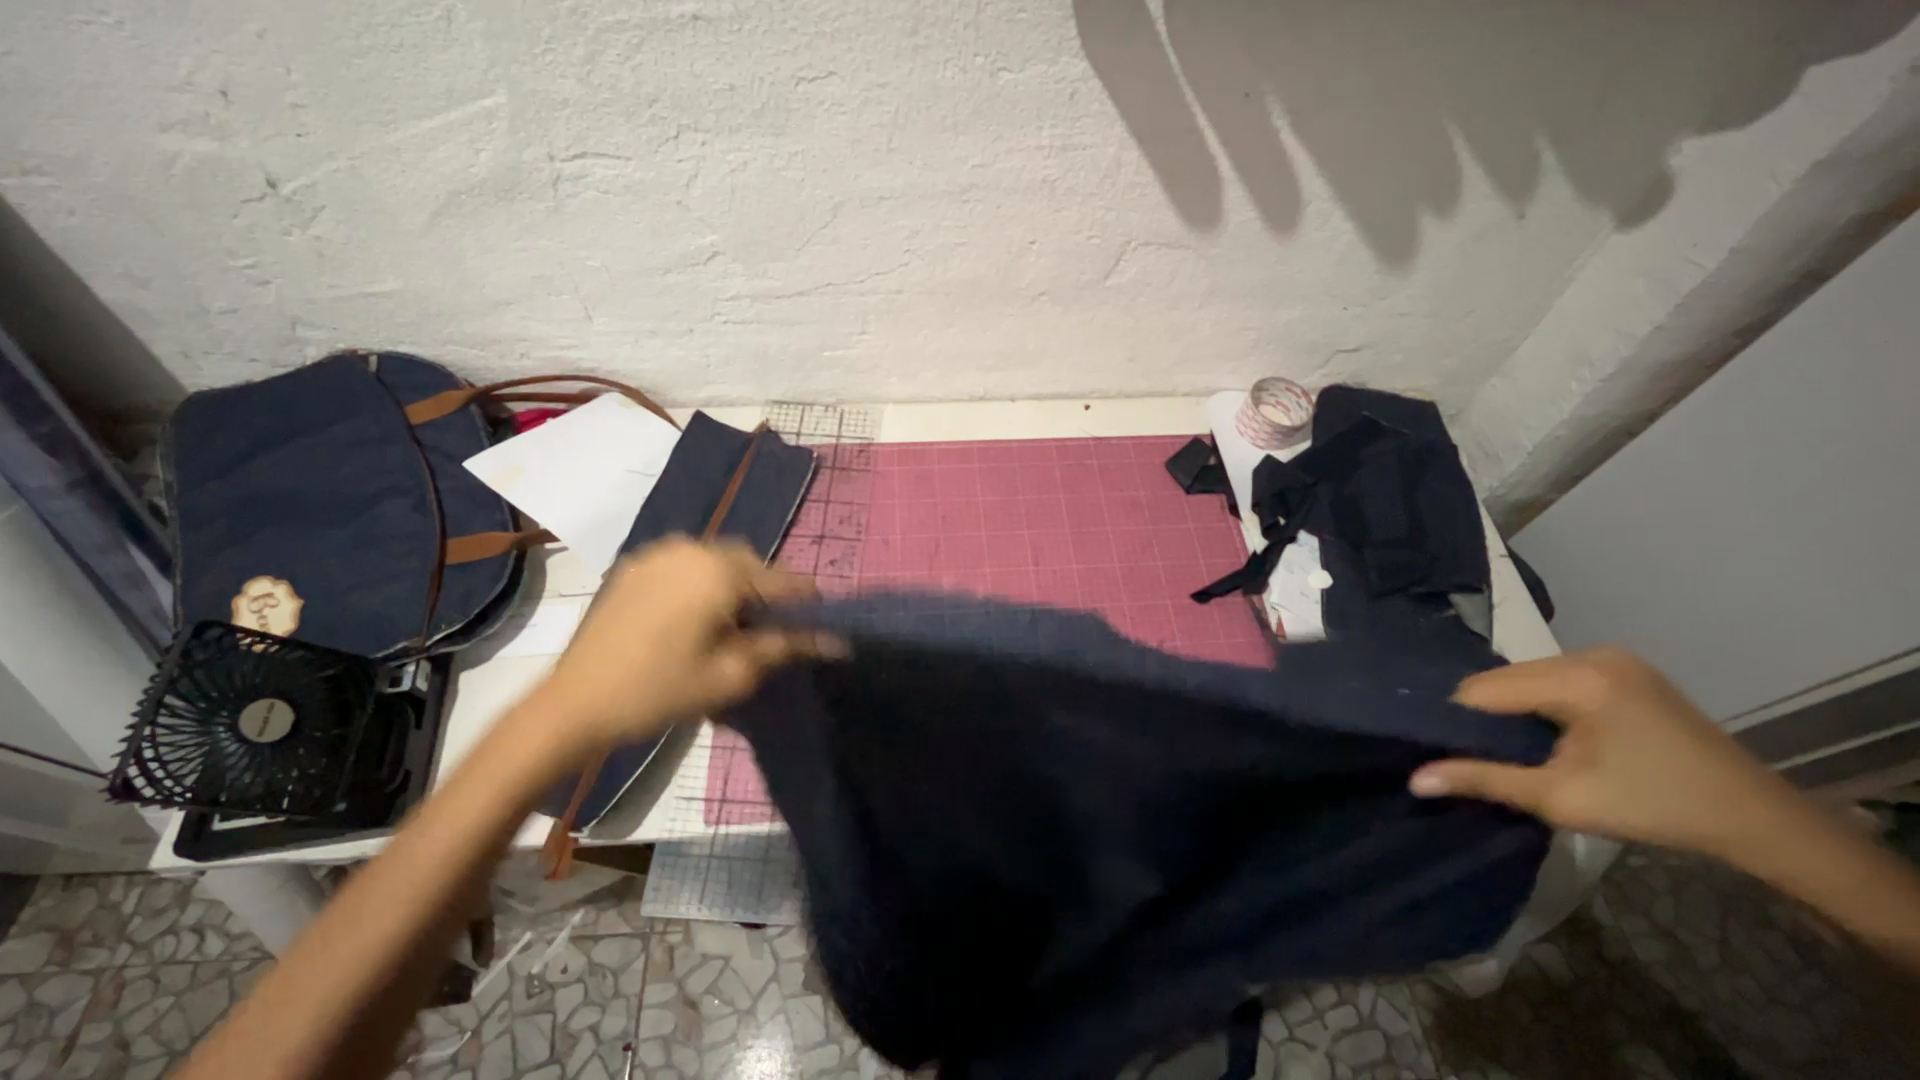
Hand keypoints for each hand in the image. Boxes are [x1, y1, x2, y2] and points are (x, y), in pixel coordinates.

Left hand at [527, 537, 838, 755]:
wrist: (574, 703)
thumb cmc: (660, 691)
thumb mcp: (731, 674)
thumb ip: (786, 647)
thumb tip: (835, 640)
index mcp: (721, 570)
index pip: (785, 581)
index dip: (808, 607)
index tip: (819, 633)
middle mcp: (693, 547)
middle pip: (751, 563)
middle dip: (767, 593)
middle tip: (767, 635)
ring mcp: (658, 552)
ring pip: (718, 559)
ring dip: (734, 585)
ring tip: (729, 627)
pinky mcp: (634, 565)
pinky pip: (685, 564)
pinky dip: (701, 582)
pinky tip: (692, 619)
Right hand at [1409, 647, 1807, 862]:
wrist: (1752, 815)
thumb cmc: (1654, 808)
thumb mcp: (1559, 799)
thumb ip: (1482, 779)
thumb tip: (1414, 779)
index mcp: (1578, 678)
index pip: (1483, 688)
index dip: (1458, 720)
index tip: (1443, 752)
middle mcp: (1591, 653)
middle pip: (1506, 677)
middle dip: (1486, 715)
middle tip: (1477, 756)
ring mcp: (1613, 657)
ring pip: (1529, 676)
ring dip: (1514, 709)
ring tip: (1513, 749)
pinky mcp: (1626, 668)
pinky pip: (1558, 677)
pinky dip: (1542, 702)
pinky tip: (1549, 735)